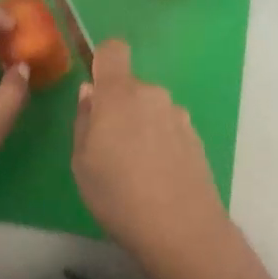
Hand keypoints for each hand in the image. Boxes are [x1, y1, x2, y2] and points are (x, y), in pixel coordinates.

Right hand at [72, 40, 225, 253]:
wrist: (181, 228)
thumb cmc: (118, 194)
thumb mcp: (81, 162)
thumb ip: (84, 121)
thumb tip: (91, 95)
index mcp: (119, 94)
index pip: (113, 50)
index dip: (103, 61)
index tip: (96, 90)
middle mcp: (153, 95)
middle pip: (130, 87)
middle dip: (118, 107)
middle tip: (108, 148)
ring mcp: (179, 116)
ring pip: (151, 109)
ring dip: (141, 127)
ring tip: (135, 169)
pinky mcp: (196, 137)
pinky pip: (168, 128)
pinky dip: (160, 143)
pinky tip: (157, 177)